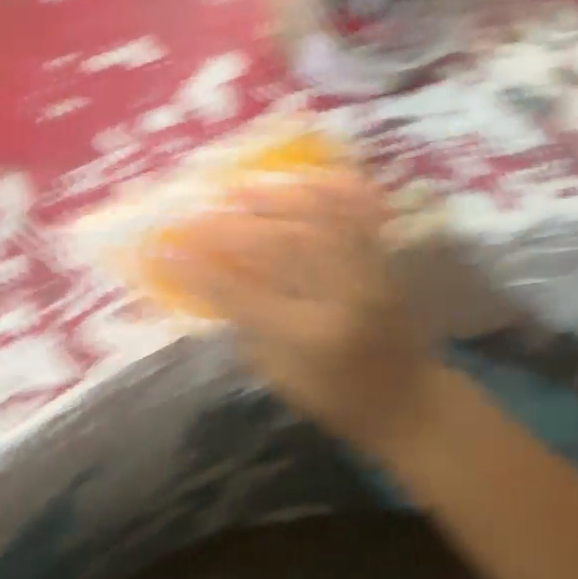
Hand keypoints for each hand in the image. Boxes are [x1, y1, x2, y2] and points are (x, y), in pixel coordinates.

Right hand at [151, 171, 439, 447]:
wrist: (412, 401)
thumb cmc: (339, 400)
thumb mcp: (282, 377)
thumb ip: (249, 328)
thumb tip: (212, 281)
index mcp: (313, 339)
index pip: (245, 297)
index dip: (201, 271)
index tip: (165, 250)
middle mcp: (345, 299)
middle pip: (282, 248)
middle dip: (233, 228)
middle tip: (197, 215)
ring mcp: (372, 274)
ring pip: (320, 222)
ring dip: (275, 199)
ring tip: (239, 188)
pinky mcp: (390, 261)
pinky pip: (363, 214)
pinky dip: (335, 190)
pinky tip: (308, 177)